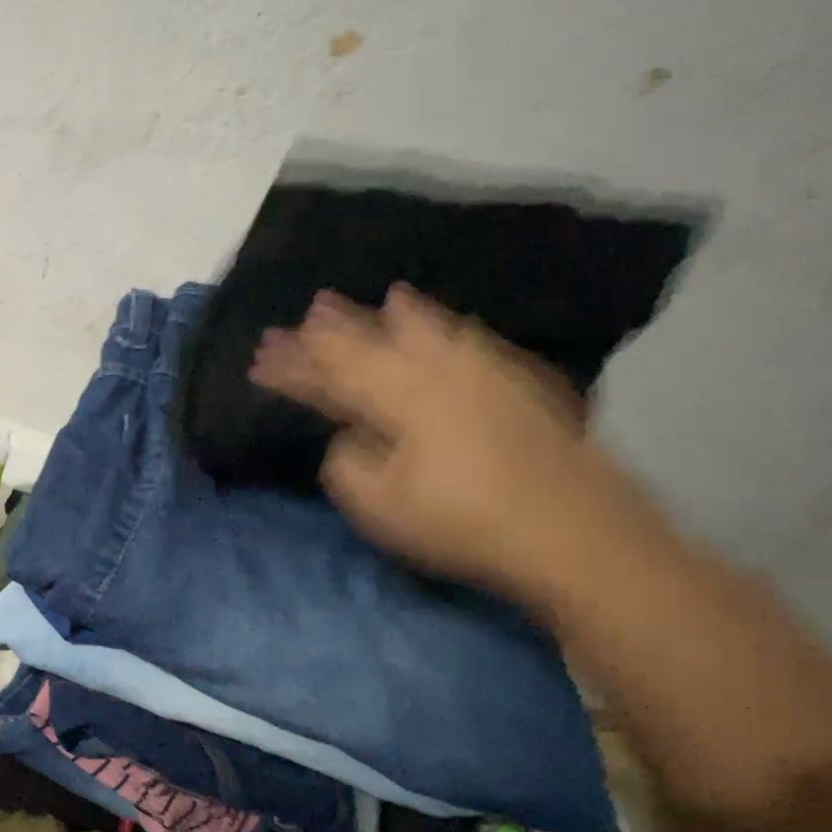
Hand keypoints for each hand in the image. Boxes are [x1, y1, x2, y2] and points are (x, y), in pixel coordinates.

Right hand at [249, 284, 659, 602]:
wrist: (574, 531)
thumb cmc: (459, 523)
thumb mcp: (376, 505)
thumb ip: (347, 460)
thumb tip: (350, 433)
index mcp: (395, 400)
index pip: (329, 375)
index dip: (291, 368)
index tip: (257, 362)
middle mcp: (435, 373)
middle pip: (370, 344)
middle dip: (327, 333)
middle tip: (295, 319)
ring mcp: (481, 372)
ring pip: (422, 332)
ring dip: (384, 318)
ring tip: (366, 299)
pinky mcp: (517, 384)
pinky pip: (468, 339)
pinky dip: (443, 324)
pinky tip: (437, 319)